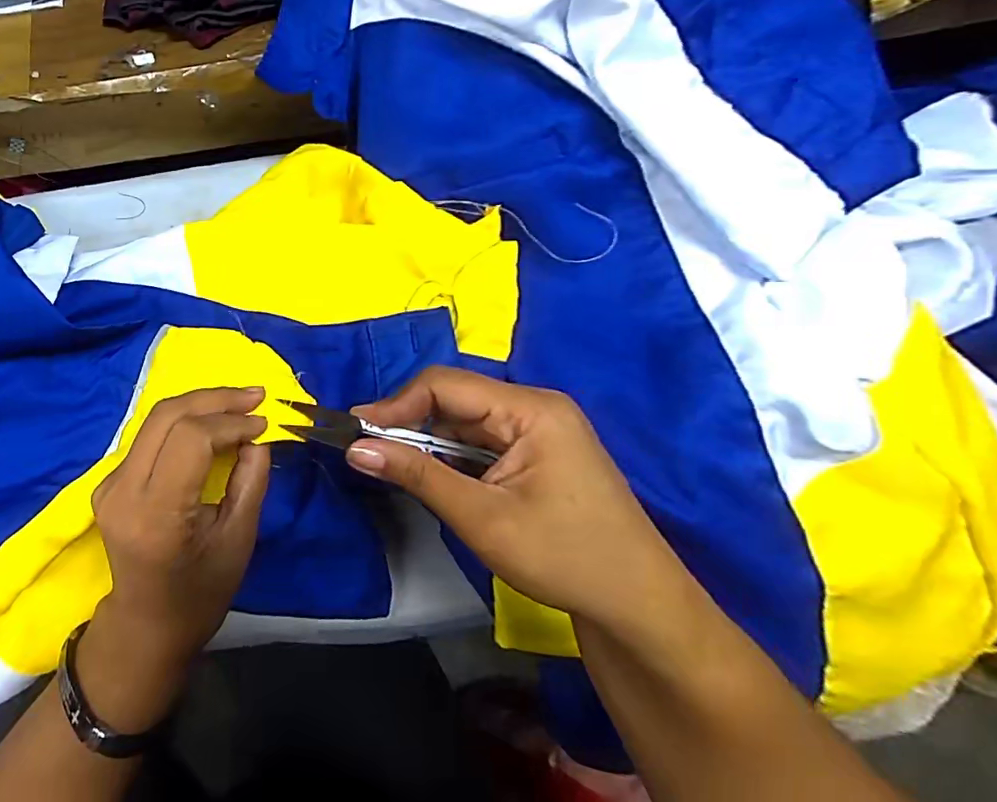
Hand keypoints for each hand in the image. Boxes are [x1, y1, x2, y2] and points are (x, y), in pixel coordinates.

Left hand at [79, 387, 272, 731]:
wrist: (147, 622)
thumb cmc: (200, 593)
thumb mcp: (238, 542)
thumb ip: (249, 483)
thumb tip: (256, 438)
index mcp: (155, 513)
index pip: (188, 439)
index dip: (228, 422)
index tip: (263, 423)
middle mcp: (122, 490)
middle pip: (165, 416)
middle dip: (213, 399)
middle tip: (255, 395)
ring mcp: (107, 483)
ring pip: (153, 420)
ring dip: (197, 404)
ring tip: (238, 402)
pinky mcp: (106, 481)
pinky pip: (147, 437)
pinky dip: (181, 423)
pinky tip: (210, 422)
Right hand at [345, 367, 690, 633]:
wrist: (640, 610)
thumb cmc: (565, 558)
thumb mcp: (481, 517)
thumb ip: (416, 474)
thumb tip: (355, 448)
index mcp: (532, 410)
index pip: (443, 385)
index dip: (395, 405)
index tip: (357, 433)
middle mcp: (535, 407)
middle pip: (452, 398)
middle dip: (408, 423)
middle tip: (368, 451)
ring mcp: (539, 429)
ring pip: (461, 420)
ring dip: (427, 441)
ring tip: (393, 465)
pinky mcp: (536, 452)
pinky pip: (478, 439)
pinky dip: (449, 455)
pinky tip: (433, 476)